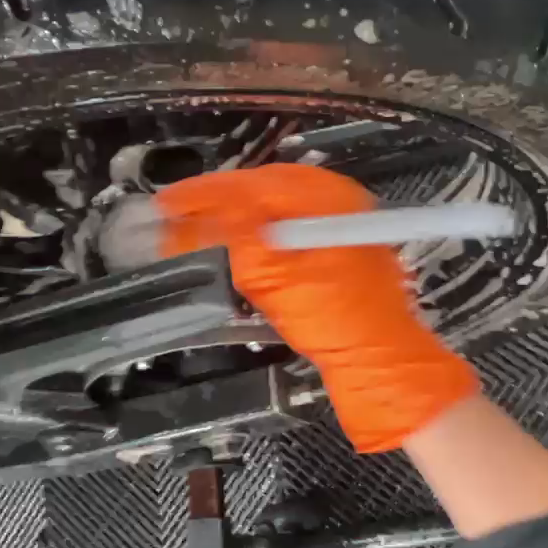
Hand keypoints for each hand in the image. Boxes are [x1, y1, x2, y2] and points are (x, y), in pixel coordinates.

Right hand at [158, 164, 478, 452]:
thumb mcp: (274, 276)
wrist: (381, 365)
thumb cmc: (338, 321)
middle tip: (173, 218)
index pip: (251, 182)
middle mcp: (336, 208)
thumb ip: (231, 237)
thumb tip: (190, 218)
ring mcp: (339, 236)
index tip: (167, 204)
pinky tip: (237, 254)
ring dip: (234, 223)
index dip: (203, 193)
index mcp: (325, 199)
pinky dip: (257, 243)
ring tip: (194, 233)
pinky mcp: (338, 264)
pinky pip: (288, 239)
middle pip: (263, 192)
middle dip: (216, 204)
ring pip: (274, 216)